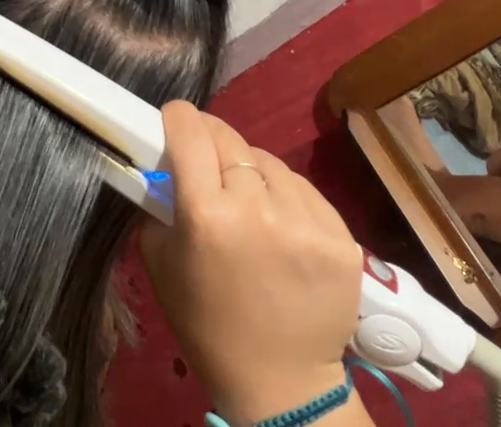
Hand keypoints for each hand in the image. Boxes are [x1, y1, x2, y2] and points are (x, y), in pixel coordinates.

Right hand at [139, 103, 361, 423]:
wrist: (279, 382)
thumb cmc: (205, 321)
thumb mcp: (160, 259)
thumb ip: (159, 202)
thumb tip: (162, 161)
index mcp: (205, 214)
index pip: (189, 129)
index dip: (176, 118)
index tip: (172, 123)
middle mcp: (257, 207)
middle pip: (228, 137)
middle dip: (209, 140)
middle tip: (204, 160)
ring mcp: (305, 221)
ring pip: (267, 159)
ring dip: (250, 169)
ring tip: (247, 200)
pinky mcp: (341, 236)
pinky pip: (303, 188)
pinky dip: (285, 194)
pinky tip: (279, 222)